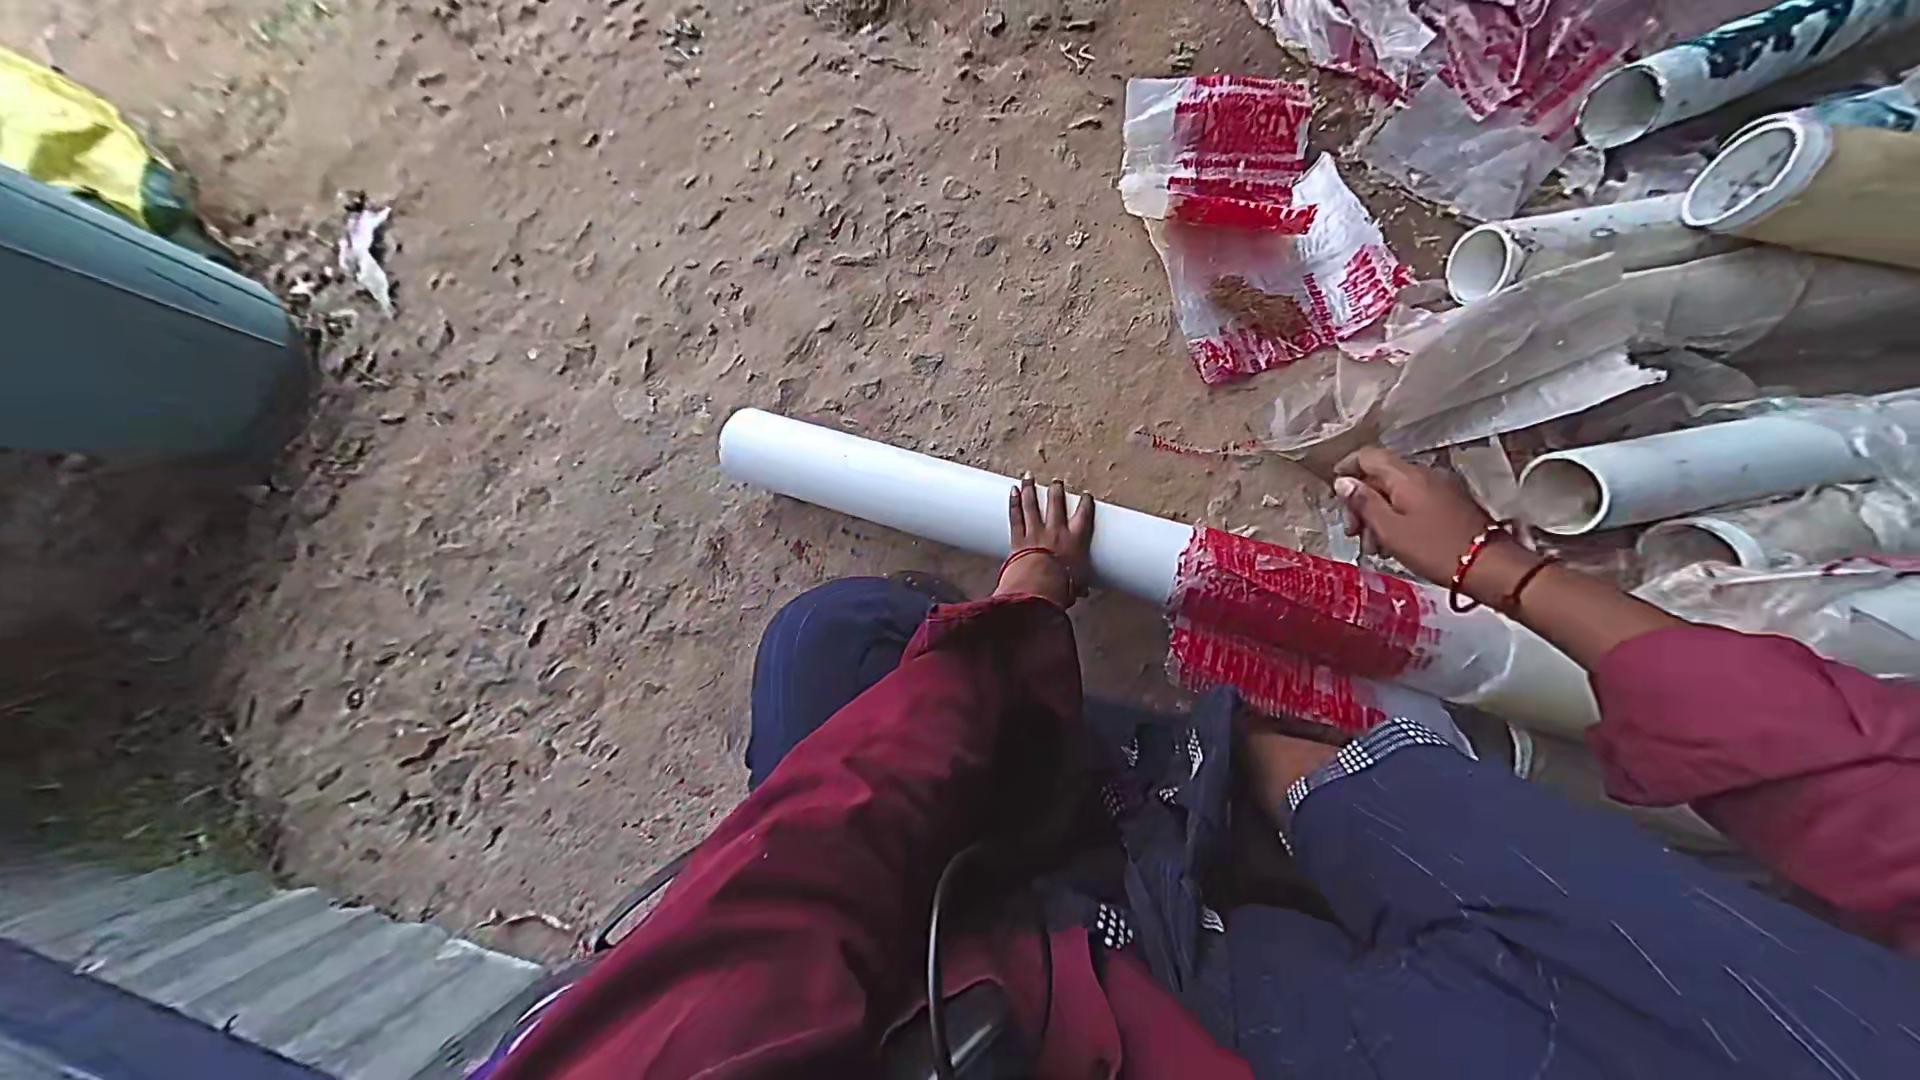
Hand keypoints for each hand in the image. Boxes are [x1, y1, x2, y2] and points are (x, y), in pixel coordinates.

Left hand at [996, 475, 1094, 607]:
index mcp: (1075, 540)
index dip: (1085, 503)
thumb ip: (1078, 584)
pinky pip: (1016, 517)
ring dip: (1030, 489)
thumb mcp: (1076, 584)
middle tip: (1056, 482)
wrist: (1039, 586)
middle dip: (1056, 490)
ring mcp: (1035, 532)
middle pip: (1056, 503)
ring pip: (1032, 505)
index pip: (1083, 515)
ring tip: (1028, 478)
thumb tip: (1082, 592)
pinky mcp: (1018, 539)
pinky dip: (1014, 503)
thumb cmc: (1060, 586)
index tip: (1086, 496)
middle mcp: (1056, 531)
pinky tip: (1013, 491)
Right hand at [1333, 446, 1494, 586]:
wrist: (1490, 567)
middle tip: (1353, 532)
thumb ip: (1363, 502)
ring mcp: (1440, 488)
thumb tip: (1343, 481)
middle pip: (1380, 477)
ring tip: (1374, 545)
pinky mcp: (1449, 504)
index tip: (1335, 491)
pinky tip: (1393, 542)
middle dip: (1361, 502)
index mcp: (1407, 476)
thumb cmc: (1433, 549)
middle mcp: (1424, 475)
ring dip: (1377, 515)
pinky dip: (1396, 518)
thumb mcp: (1388, 529)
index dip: (1346, 468)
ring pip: (1395, 492)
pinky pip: (1412, 502)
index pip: (1368, 456)